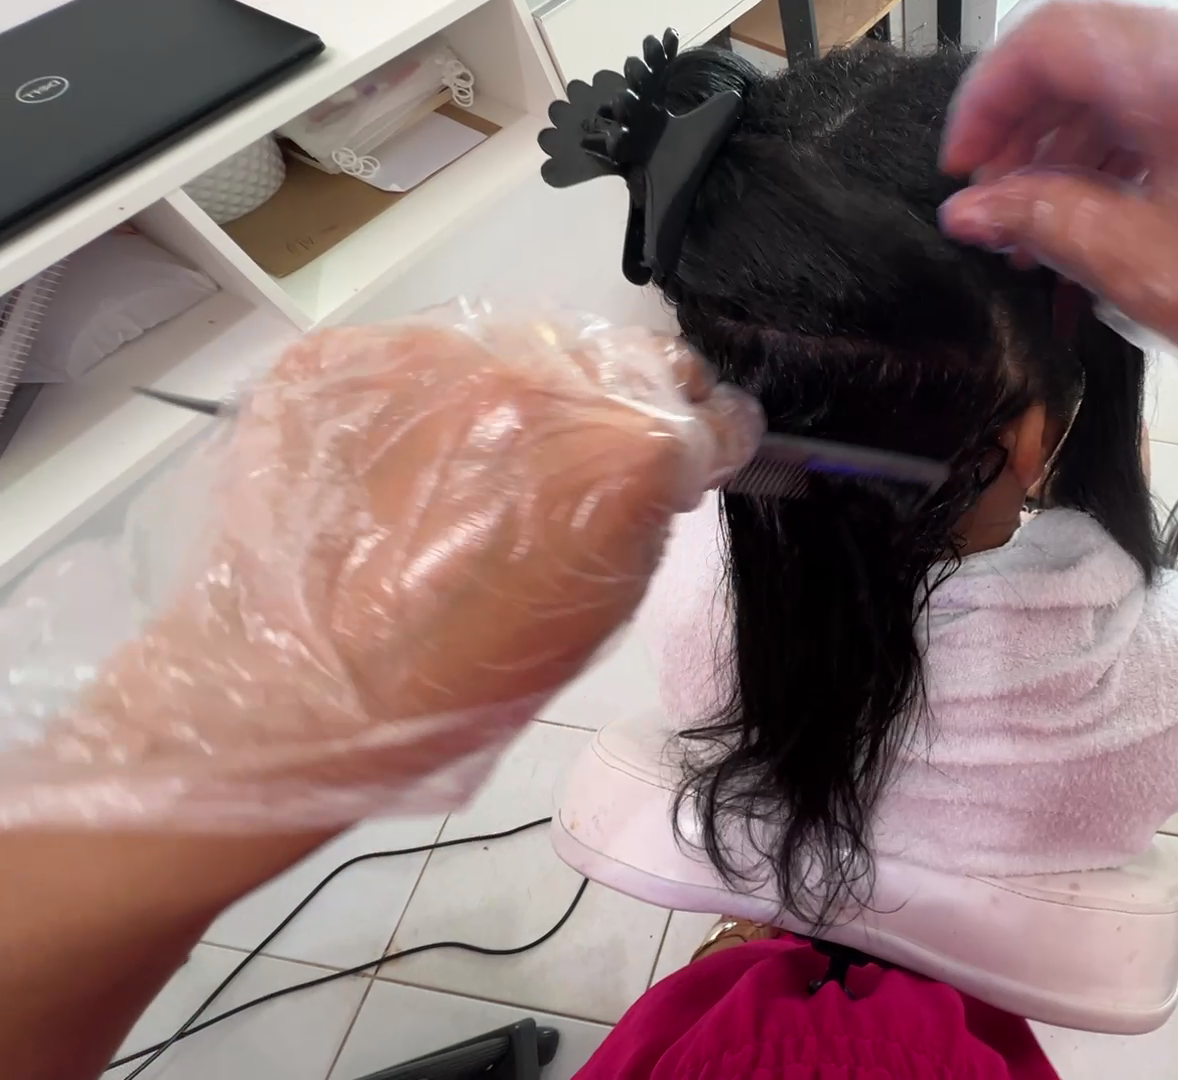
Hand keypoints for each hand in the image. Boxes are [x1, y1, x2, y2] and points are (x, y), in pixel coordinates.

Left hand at [9, 307, 759, 827]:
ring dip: (562, 391)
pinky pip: (452, 350)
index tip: (714, 447)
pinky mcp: (356, 353)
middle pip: (643, 356)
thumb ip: (658, 506)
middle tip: (621, 446)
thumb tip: (672, 460)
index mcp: (627, 453)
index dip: (723, 436)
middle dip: (652, 401)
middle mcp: (546, 383)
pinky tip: (440, 453)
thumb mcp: (616, 594)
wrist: (306, 689)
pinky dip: (467, 393)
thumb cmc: (485, 665)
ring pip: (552, 342)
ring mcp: (445, 357)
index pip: (718, 413)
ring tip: (521, 454)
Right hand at [939, 2, 1177, 422]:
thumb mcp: (1140, 264)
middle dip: (1024, 133)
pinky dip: (1119, 165)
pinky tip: (1095, 221)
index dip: (987, 101)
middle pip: (1087, 61)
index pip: (1053, 39)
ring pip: (1124, 93)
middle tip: (993, 206)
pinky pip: (1168, 120)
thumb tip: (972, 209)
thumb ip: (1043, 221)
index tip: (961, 168)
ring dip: (1068, 156)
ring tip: (1039, 232)